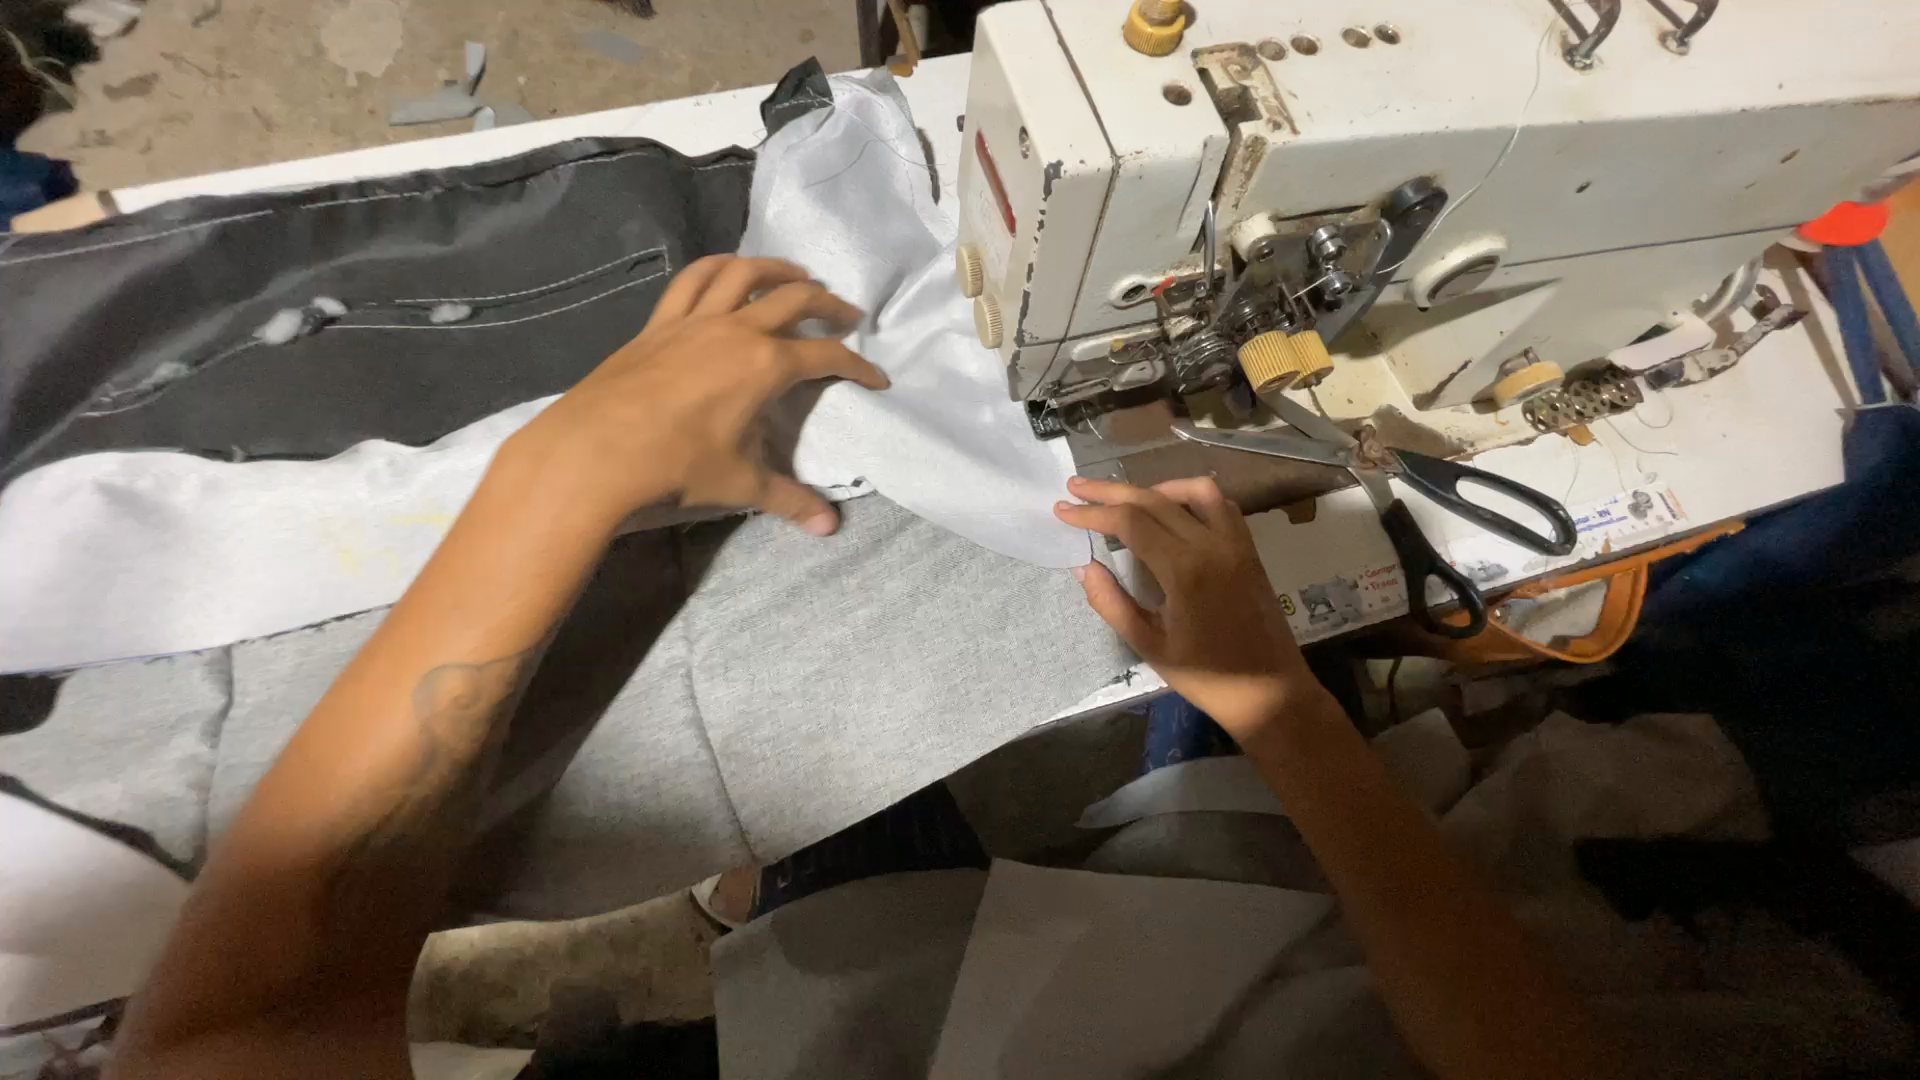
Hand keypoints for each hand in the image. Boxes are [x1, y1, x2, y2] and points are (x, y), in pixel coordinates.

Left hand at [503, 255, 887, 535]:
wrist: (595, 452)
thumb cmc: (678, 466)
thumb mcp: (743, 485)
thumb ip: (792, 500)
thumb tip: (830, 528)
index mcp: (766, 366)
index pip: (827, 357)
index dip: (858, 366)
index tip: (877, 379)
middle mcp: (736, 331)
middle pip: (795, 300)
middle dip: (829, 305)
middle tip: (848, 316)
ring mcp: (695, 320)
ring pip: (744, 273)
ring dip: (777, 269)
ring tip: (797, 276)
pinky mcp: (661, 322)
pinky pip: (694, 279)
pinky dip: (719, 268)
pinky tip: (730, 272)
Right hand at [1054, 474, 1322, 739]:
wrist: (1269, 690)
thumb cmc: (1205, 675)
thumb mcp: (1148, 645)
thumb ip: (1111, 603)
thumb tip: (1084, 566)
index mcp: (1184, 569)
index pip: (1130, 522)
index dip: (1092, 513)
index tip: (1063, 510)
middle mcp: (1211, 544)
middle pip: (1153, 499)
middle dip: (1110, 491)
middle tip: (1076, 487)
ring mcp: (1235, 543)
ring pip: (1193, 490)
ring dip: (1153, 488)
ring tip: (1125, 499)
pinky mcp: (1248, 549)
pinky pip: (1221, 505)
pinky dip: (1191, 496)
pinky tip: (1171, 510)